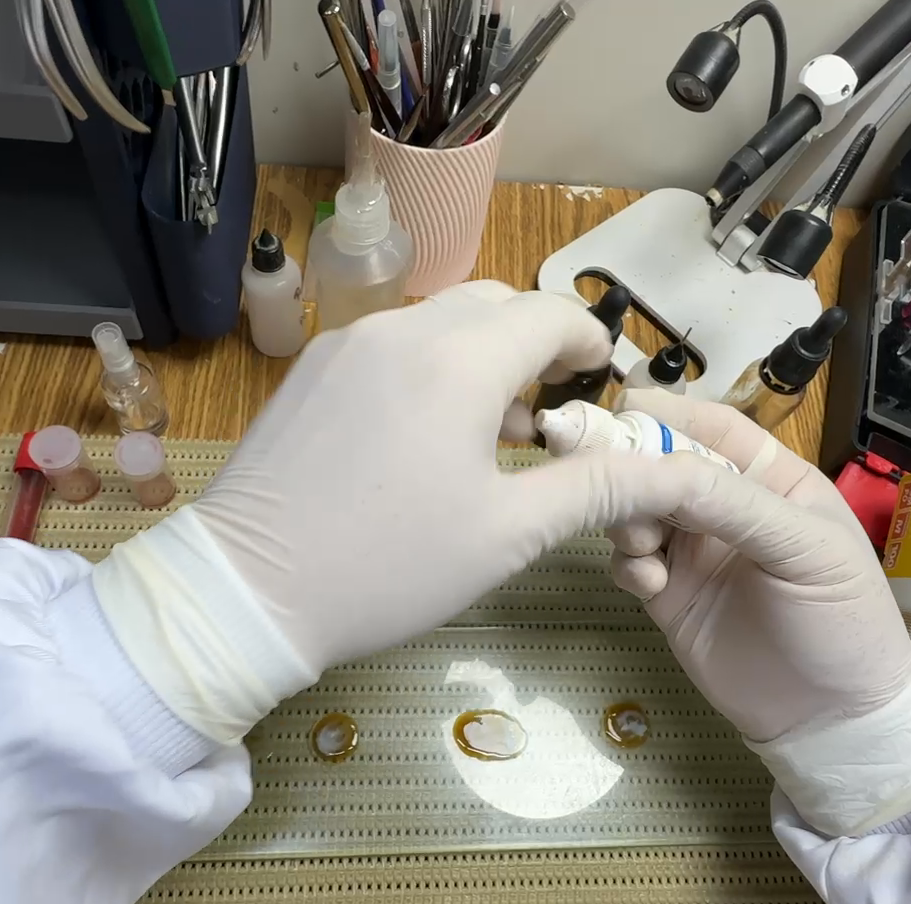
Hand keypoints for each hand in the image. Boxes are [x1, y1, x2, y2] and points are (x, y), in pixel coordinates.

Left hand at [92, 284, 716, 744]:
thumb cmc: (388, 568)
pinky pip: (389, 345)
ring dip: (480, 356)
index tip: (600, 381)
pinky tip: (420, 432)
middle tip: (548, 411)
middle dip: (536, 345)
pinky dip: (427, 367)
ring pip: (438, 322)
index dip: (589, 343)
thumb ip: (593, 490)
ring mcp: (345, 344)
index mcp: (458, 361)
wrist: (249, 590)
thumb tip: (662, 470)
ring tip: (488, 431)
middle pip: (495, 306)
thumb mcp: (506, 536)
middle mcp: (400, 328)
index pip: (550, 315)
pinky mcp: (310, 370)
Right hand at [606, 391, 910, 834]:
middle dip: (632, 469)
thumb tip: (660, 468)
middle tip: (603, 479)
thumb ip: (734, 504)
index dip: (670, 415)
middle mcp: (723, 509)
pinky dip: (626, 565)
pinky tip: (649, 586)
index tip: (622, 409)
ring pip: (635, 512)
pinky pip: (627, 562)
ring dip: (626, 519)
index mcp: (769, 482)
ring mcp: (690, 552)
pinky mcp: (664, 594)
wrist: (827, 717)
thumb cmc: (839, 620)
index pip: (713, 430)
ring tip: (641, 545)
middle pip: (661, 467)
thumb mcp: (804, 549)